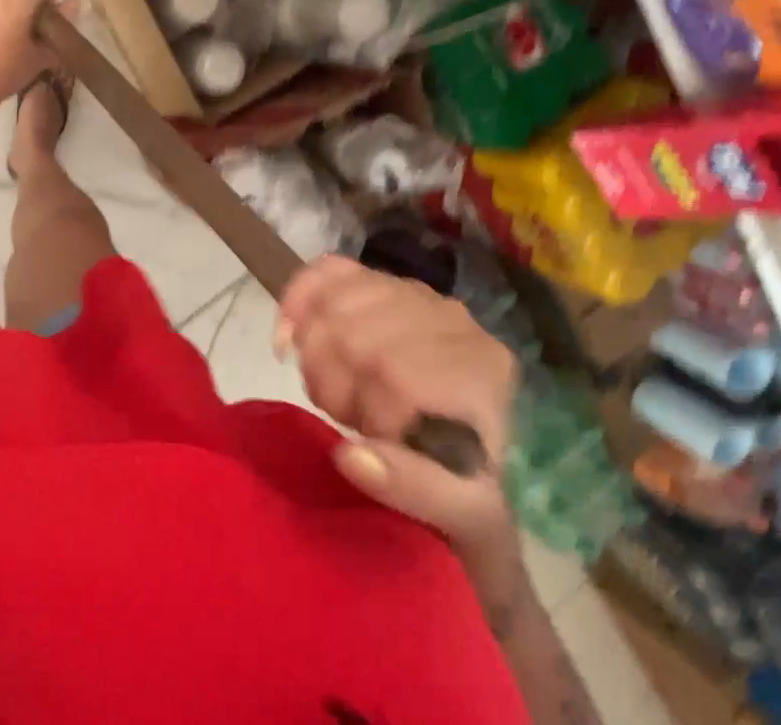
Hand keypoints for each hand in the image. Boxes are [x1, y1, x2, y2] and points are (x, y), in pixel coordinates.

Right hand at [277, 256, 518, 557]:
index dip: (348, 396)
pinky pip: (339, 270)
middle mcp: (452, 324)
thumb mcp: (456, 510)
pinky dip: (304, 293)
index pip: (386, 361)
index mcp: (474, 372)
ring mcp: (422, 301)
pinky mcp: (396, 291)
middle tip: (341, 411)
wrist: (487, 466)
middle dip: (328, 374)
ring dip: (316, 344)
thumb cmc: (469, 491)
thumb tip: (351, 454)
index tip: (354, 429)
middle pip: (354, 326)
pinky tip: (292, 327)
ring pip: (339, 296)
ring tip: (329, 383)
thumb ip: (410, 486)